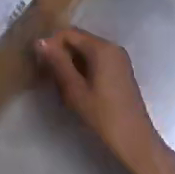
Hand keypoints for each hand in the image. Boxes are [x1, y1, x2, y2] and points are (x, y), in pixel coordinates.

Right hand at [36, 27, 171, 173]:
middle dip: (62, 54)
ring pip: (87, 51)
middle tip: (48, 76)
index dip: (52, 44)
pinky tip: (77, 88)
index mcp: (102, 48)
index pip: (69, 33)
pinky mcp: (120, 71)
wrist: (134, 140)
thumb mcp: (75, 90)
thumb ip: (58, 63)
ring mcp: (118, 59)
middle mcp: (112, 47)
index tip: (41, 63)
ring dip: (72, 63)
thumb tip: (40, 41)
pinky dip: (84, 69)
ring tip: (61, 85)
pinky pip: (97, 60)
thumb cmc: (103, 115)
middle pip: (79, 40)